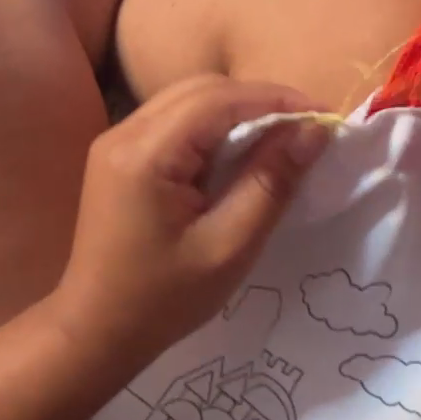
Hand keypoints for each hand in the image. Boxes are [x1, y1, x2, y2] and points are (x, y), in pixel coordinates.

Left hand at [49, 75, 330, 353]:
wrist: (96, 329)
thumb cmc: (164, 299)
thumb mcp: (229, 246)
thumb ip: (270, 183)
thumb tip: (313, 131)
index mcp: (145, 154)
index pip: (218, 100)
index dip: (275, 99)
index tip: (324, 117)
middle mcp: (124, 133)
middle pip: (200, 90)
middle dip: (258, 100)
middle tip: (306, 128)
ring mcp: (115, 142)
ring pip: (186, 100)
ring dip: (235, 110)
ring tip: (281, 137)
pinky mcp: (118, 156)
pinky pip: (172, 122)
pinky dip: (211, 127)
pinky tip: (238, 152)